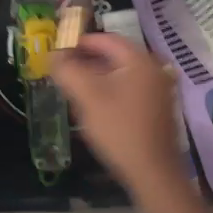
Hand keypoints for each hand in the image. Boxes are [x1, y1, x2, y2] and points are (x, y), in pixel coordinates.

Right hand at [51, 33, 185, 193]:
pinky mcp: (159, 106)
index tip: (58, 54)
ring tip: (76, 90)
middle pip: (114, 55)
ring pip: (121, 73)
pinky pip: (130, 87)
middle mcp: (154, 68)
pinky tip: (96, 105)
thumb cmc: (119, 130)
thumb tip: (53, 54)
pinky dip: (111, 89)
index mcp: (139, 60)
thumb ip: (67, 71)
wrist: (153, 173)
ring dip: (97, 77)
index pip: (105, 39)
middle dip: (87, 61)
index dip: (78, 43)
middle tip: (65, 72)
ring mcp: (159, 88)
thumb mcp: (87, 98)